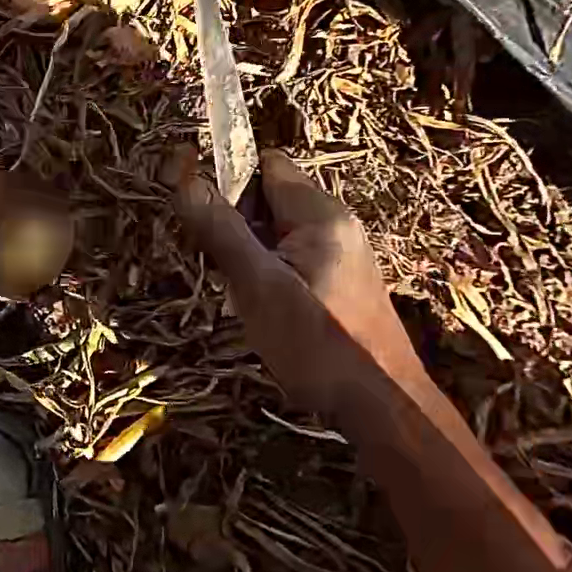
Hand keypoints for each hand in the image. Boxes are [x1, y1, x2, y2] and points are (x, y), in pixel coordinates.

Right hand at [161, 145, 415, 411]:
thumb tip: (186, 180)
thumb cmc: (319, 343)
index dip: (230, 179)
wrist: (385, 409)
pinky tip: (262, 306)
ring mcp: (342, 253)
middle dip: (235, 220)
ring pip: (277, 230)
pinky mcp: (341, 280)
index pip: (267, 163)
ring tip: (239, 291)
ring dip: (249, 251)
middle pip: (269, 197)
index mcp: (320, 212)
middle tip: (219, 263)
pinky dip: (269, 271)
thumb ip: (222, 229)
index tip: (203, 214)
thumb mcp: (259, 285)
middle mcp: (336, 223)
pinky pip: (292, 256)